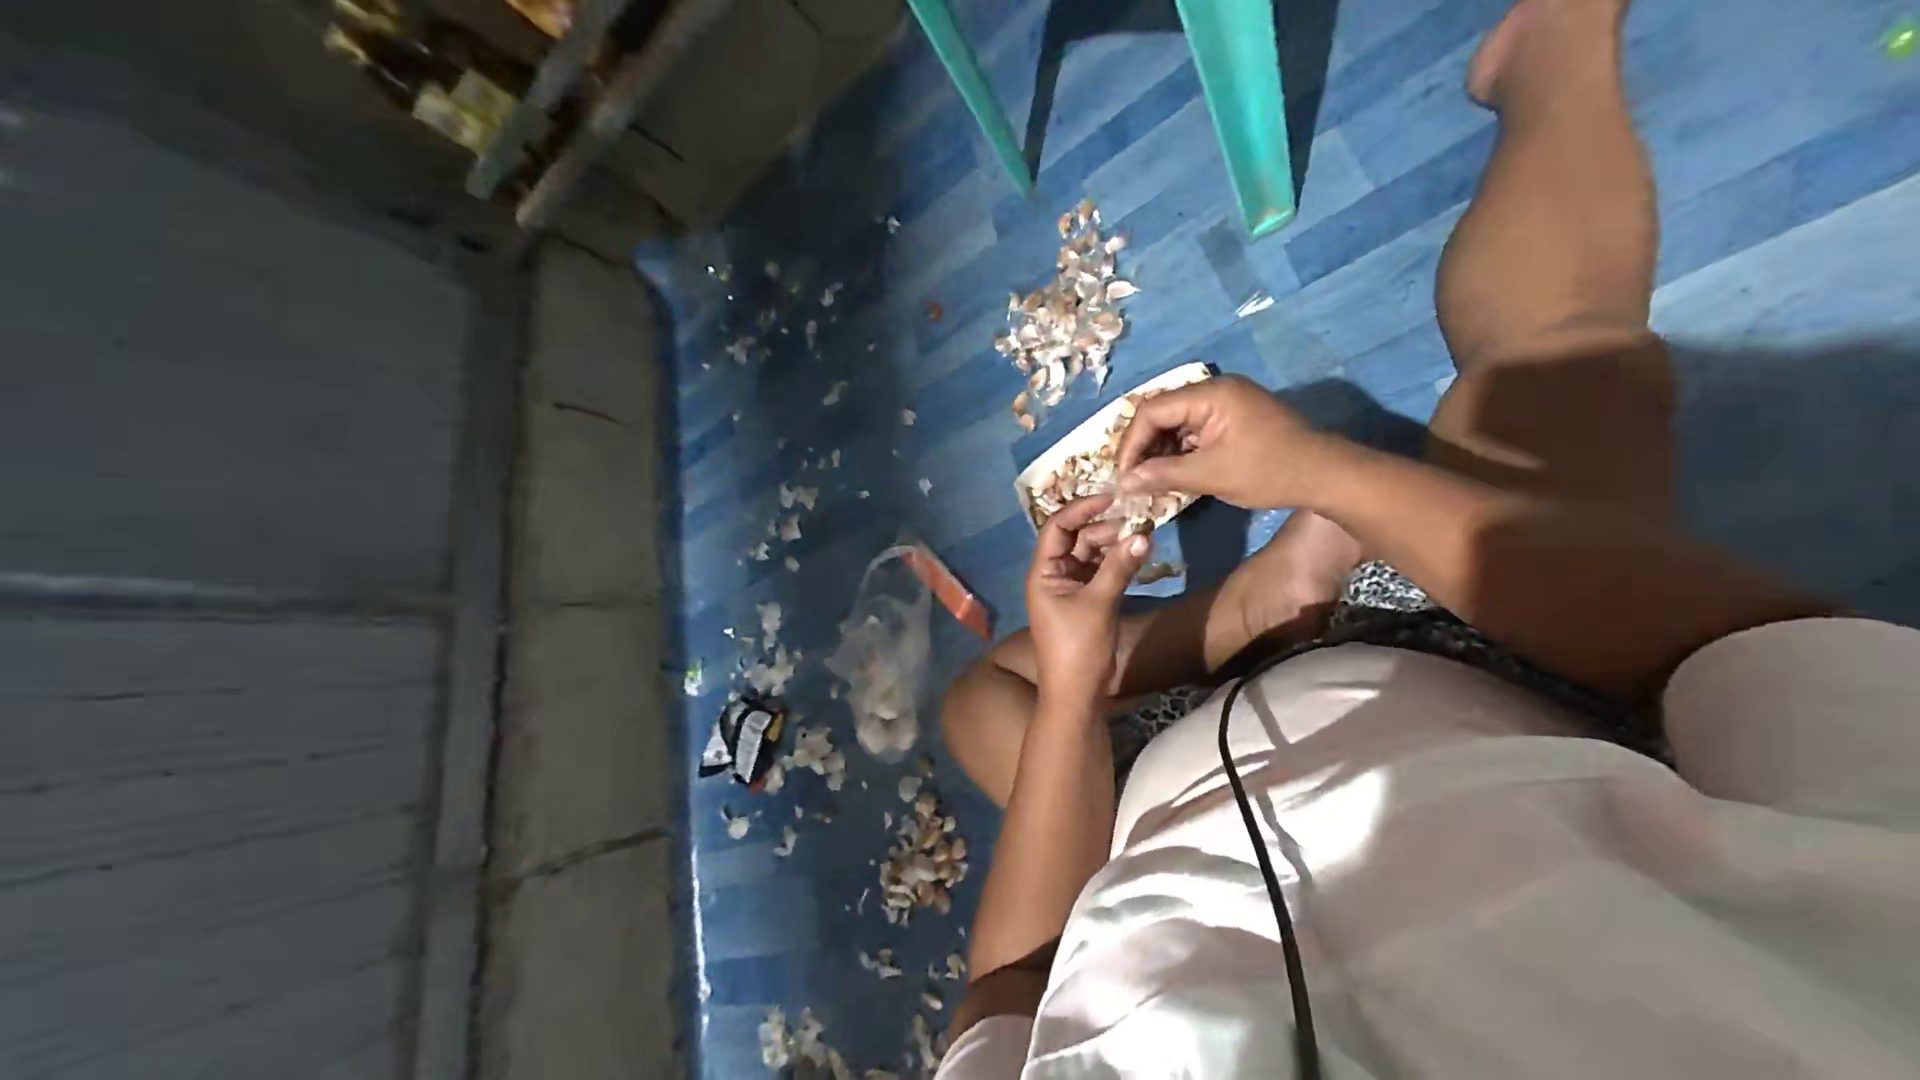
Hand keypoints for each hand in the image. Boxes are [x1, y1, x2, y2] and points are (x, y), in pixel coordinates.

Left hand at [1026, 494, 1153, 705]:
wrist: (1077, 693)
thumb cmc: (1078, 647)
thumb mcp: (1099, 603)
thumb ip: (1120, 566)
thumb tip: (1144, 533)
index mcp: (1043, 572)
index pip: (1057, 527)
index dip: (1082, 509)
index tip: (1112, 497)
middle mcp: (1053, 575)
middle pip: (1077, 538)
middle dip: (1105, 528)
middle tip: (1137, 522)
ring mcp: (1070, 587)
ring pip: (1091, 554)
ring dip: (1114, 544)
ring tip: (1144, 535)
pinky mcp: (1086, 600)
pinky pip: (1101, 571)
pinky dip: (1117, 562)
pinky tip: (1139, 554)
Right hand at [1115, 375, 1337, 508]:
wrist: (1327, 476)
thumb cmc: (1270, 471)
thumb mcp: (1211, 476)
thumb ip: (1163, 475)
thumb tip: (1123, 482)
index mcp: (1210, 394)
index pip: (1152, 410)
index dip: (1131, 444)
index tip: (1123, 475)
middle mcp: (1215, 390)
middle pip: (1161, 414)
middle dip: (1143, 448)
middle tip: (1132, 479)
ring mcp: (1225, 404)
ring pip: (1175, 424)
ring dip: (1159, 452)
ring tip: (1148, 481)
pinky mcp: (1232, 419)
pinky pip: (1193, 432)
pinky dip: (1179, 453)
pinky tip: (1171, 475)